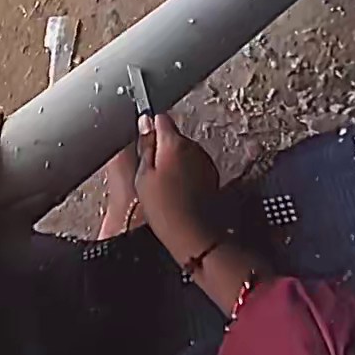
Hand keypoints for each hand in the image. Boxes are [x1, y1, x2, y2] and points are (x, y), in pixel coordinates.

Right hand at [133, 111, 221, 264]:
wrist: (194, 235)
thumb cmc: (164, 208)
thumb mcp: (143, 176)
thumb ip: (145, 145)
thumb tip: (145, 122)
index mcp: (173, 143)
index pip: (160, 118)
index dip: (150, 128)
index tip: (144, 143)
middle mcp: (193, 147)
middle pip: (173, 136)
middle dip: (162, 147)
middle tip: (151, 171)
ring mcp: (204, 160)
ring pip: (184, 151)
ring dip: (175, 160)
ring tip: (164, 185)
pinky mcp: (211, 175)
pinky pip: (194, 165)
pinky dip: (186, 172)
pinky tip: (178, 191)